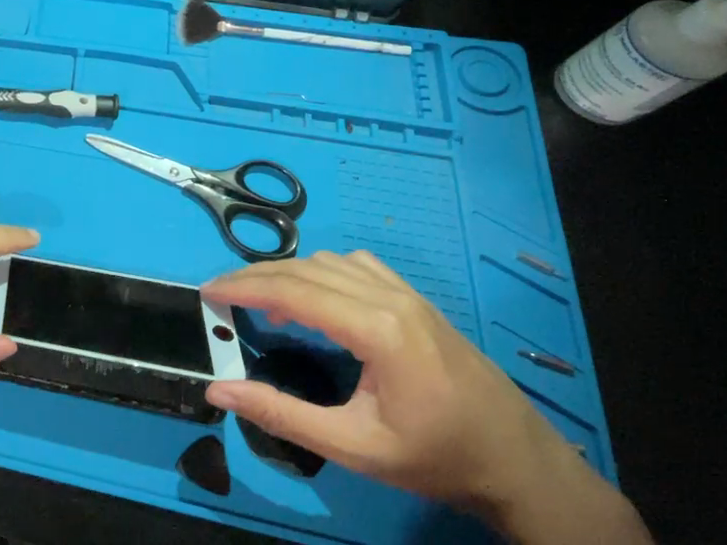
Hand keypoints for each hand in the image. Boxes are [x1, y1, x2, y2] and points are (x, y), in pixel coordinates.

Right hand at [201, 251, 577, 509]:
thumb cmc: (437, 457)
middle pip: (305, 269)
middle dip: (255, 277)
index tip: (206, 292)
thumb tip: (219, 390)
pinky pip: (357, 267)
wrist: (519, 463)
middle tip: (219, 295)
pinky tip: (314, 301)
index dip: (243, 287)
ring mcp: (408, 295)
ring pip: (329, 262)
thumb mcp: (354, 447)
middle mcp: (390, 299)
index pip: (293, 291)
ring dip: (287, 274)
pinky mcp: (417, 300)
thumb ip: (283, 414)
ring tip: (261, 305)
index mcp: (377, 330)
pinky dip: (320, 273)